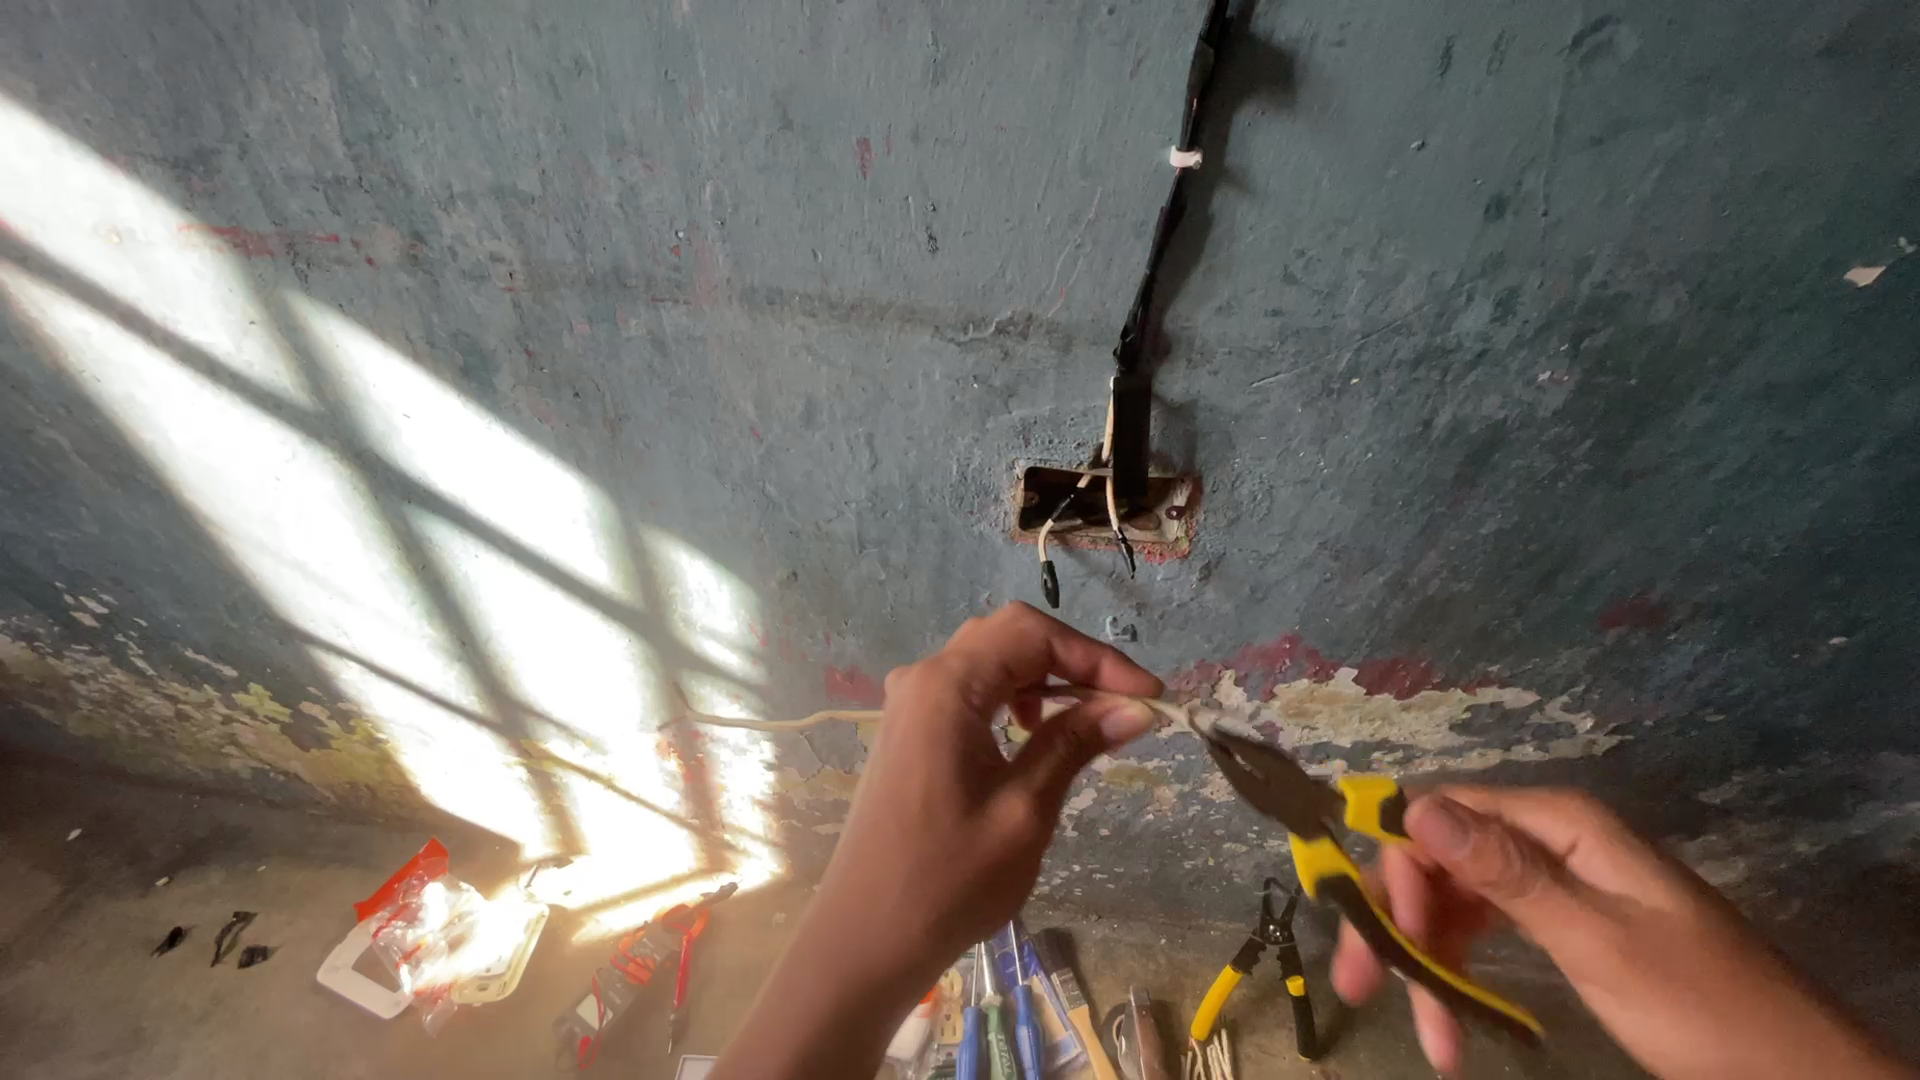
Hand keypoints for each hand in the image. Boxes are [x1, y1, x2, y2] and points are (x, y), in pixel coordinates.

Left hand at [713, 603, 1160, 1079]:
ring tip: (1086, 715)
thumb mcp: (1025, 811)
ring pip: (989, 656)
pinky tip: (1032, 728)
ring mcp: (910, 700)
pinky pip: (970, 686)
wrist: (866, 936)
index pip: (1032, 634)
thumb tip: (1136, 707)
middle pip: (1009, 634)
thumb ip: (1075, 743)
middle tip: (1124, 701)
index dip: (1097, 657)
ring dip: (1044, 675)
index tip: (1149, 695)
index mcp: (946, 686)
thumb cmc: (948, 881)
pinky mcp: (910, 725)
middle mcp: (923, 677)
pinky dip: (1012, 693)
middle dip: (1073, 659)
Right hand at [1331, 786, 1910, 1079]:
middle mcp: (1540, 837)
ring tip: (1426, 1032)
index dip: (1397, 867)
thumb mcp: (1598, 941)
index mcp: (1555, 823)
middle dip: (1395, 921)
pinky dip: (1456, 969)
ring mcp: (1545, 877)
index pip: (1437, 816)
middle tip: (1360, 982)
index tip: (1379, 931)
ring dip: (1424, 958)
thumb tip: (1414, 806)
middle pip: (1434, 861)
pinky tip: (1451, 1017)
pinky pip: (1478, 928)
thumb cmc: (1706, 1008)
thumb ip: (1504, 871)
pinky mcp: (1551, 917)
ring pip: (1448, 899)